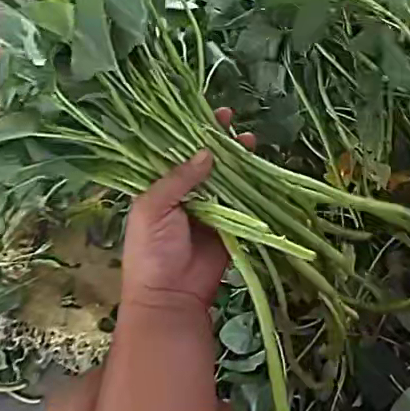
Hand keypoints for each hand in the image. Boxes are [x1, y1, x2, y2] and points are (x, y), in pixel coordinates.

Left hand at [119, 110, 254, 315]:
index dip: (190, 132)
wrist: (170, 296)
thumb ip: (178, 179)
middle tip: (231, 120)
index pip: (175, 152)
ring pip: (225, 176)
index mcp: (159, 187)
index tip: (207, 114)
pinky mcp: (229, 223)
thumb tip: (207, 153)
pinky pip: (241, 199)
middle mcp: (185, 193)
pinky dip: (250, 183)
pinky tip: (258, 166)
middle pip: (204, 159)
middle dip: (218, 139)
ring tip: (248, 139)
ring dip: (236, 157)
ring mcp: (209, 207)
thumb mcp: (153, 208)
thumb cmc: (151, 250)